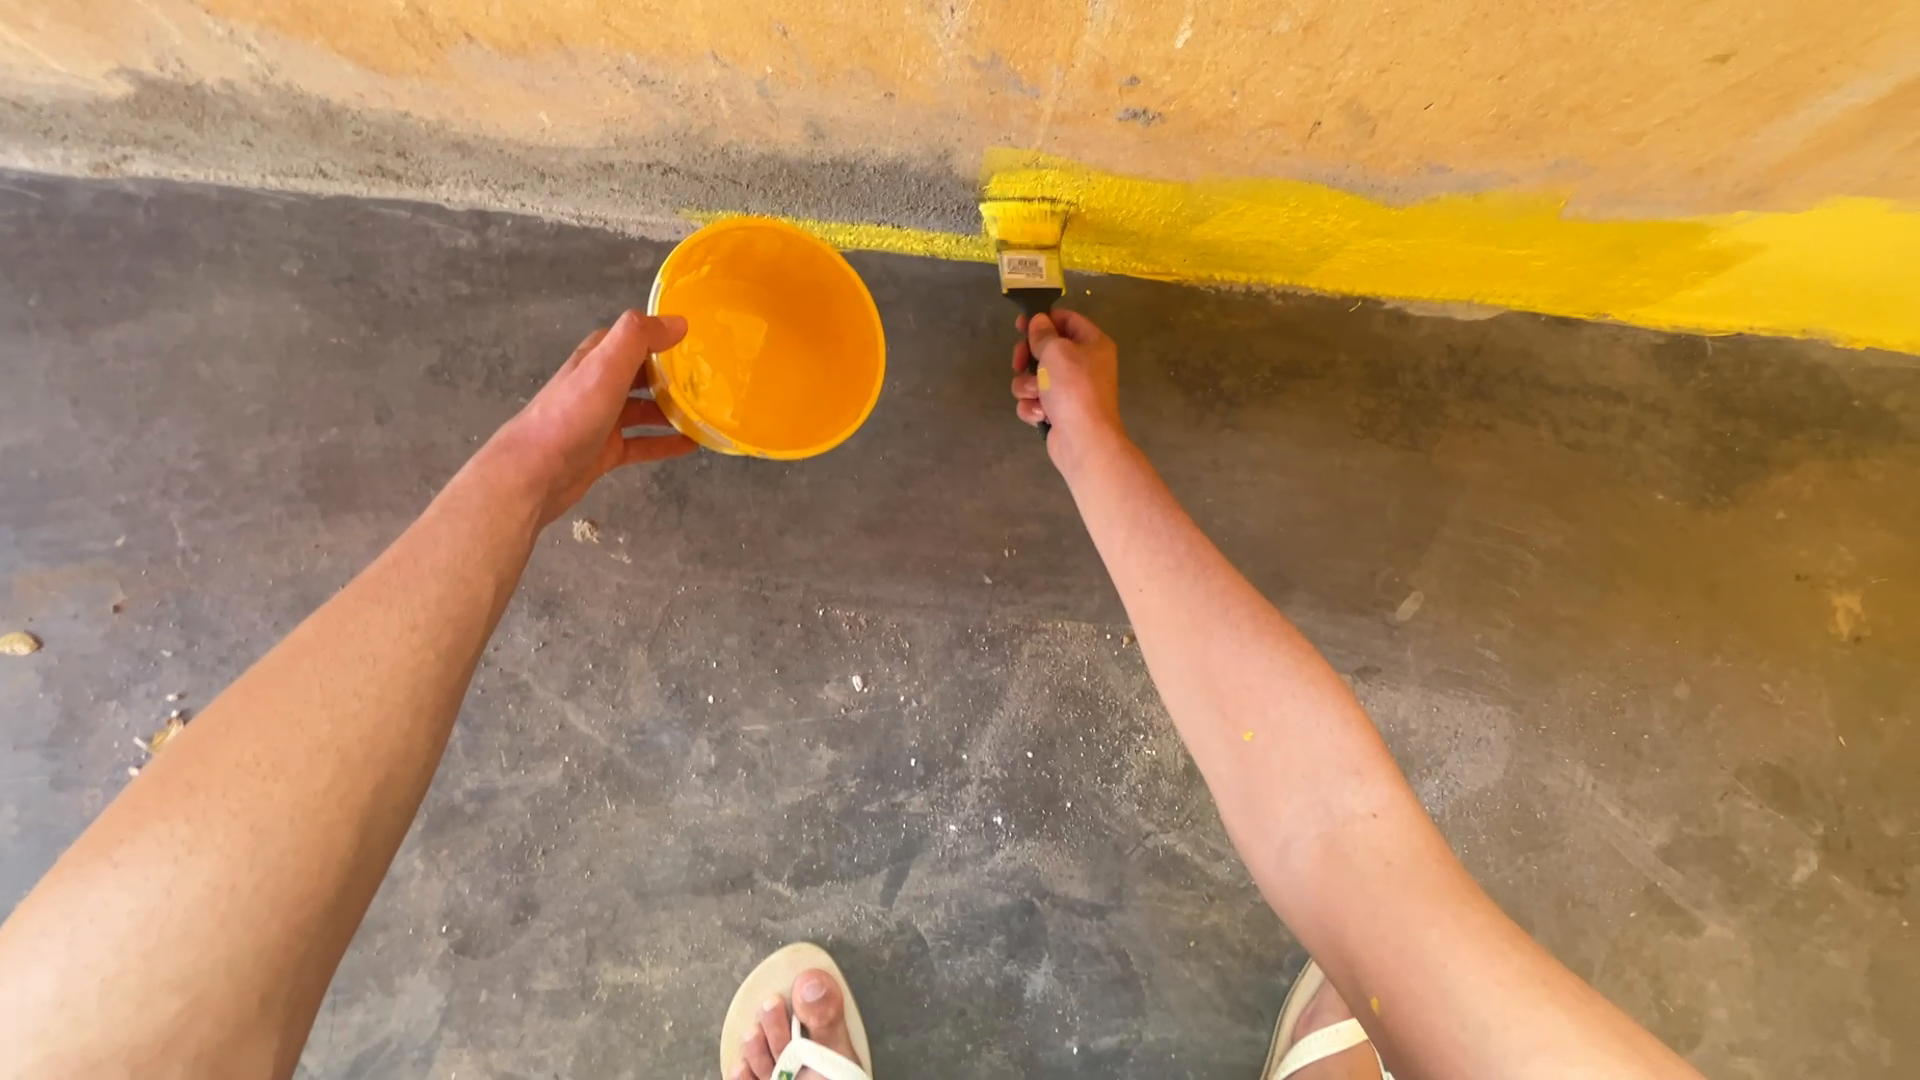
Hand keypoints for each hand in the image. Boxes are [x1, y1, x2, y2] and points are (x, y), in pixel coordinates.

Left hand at [479, 310, 696, 525]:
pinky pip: (643, 443)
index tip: (693, 341)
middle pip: (640, 374)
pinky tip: (692, 445)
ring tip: (706, 413)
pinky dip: (666, 443)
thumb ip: (638, 339)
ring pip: (643, 410)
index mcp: (595, 361)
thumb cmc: (571, 417)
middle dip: (671, 375)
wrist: (535, 473)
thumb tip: (679, 322)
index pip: (629, 338)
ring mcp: (602, 421)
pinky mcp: (607, 451)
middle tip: (708, 381)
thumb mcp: (605, 368)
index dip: (657, 336)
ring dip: (672, 410)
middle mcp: (598, 387)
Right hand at [1009, 308, 1125, 470]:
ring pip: (1035, 377)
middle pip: (1046, 349)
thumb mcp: (1056, 350)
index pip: (1066, 319)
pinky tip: (1041, 414)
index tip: (1020, 324)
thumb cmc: (1073, 388)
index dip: (1042, 319)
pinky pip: (1035, 400)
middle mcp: (1083, 365)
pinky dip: (1033, 406)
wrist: (1083, 439)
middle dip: (1028, 357)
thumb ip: (1043, 333)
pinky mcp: (1057, 411)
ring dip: (1028, 386)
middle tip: (1019, 363)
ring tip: (1037, 395)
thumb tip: (1038, 322)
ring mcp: (1069, 390)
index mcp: (1092, 344)